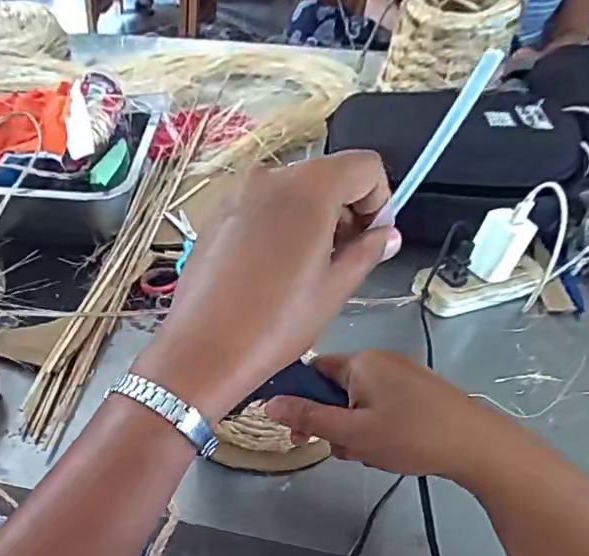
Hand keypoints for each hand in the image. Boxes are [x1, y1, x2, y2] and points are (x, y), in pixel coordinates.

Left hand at [128, 151, 401, 419]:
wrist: (202, 353)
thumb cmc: (272, 326)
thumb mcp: (333, 291)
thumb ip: (366, 252)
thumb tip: (386, 235)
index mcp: (308, 187)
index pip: (364, 168)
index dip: (379, 201)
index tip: (374, 237)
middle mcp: (268, 179)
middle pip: (324, 177)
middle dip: (342, 211)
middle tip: (342, 259)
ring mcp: (234, 198)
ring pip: (288, 195)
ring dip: (307, 221)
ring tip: (304, 272)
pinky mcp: (212, 221)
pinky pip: (256, 212)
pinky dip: (273, 229)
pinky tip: (269, 273)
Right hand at [262, 349, 537, 486]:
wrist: (477, 446)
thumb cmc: (410, 436)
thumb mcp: (351, 432)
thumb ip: (307, 418)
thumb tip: (268, 404)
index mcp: (360, 362)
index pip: (311, 370)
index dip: (297, 399)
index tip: (297, 430)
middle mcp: (379, 361)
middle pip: (332, 390)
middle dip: (329, 422)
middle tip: (341, 448)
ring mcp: (401, 375)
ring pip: (355, 404)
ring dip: (352, 431)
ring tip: (369, 452)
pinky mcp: (417, 392)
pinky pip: (377, 407)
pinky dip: (373, 428)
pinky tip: (386, 449)